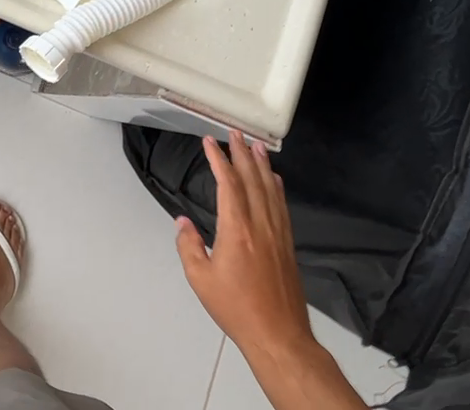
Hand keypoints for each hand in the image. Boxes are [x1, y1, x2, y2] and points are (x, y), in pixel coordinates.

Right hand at [176, 134, 365, 409]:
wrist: (279, 336)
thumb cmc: (236, 307)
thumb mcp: (200, 277)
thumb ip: (188, 245)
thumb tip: (182, 222)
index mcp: (237, 230)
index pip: (228, 185)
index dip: (219, 159)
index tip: (210, 141)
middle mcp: (260, 226)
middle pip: (252, 181)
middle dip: (242, 154)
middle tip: (235, 133)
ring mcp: (278, 236)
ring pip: (270, 191)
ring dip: (262, 166)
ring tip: (256, 146)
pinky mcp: (288, 247)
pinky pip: (282, 208)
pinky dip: (277, 189)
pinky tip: (275, 181)